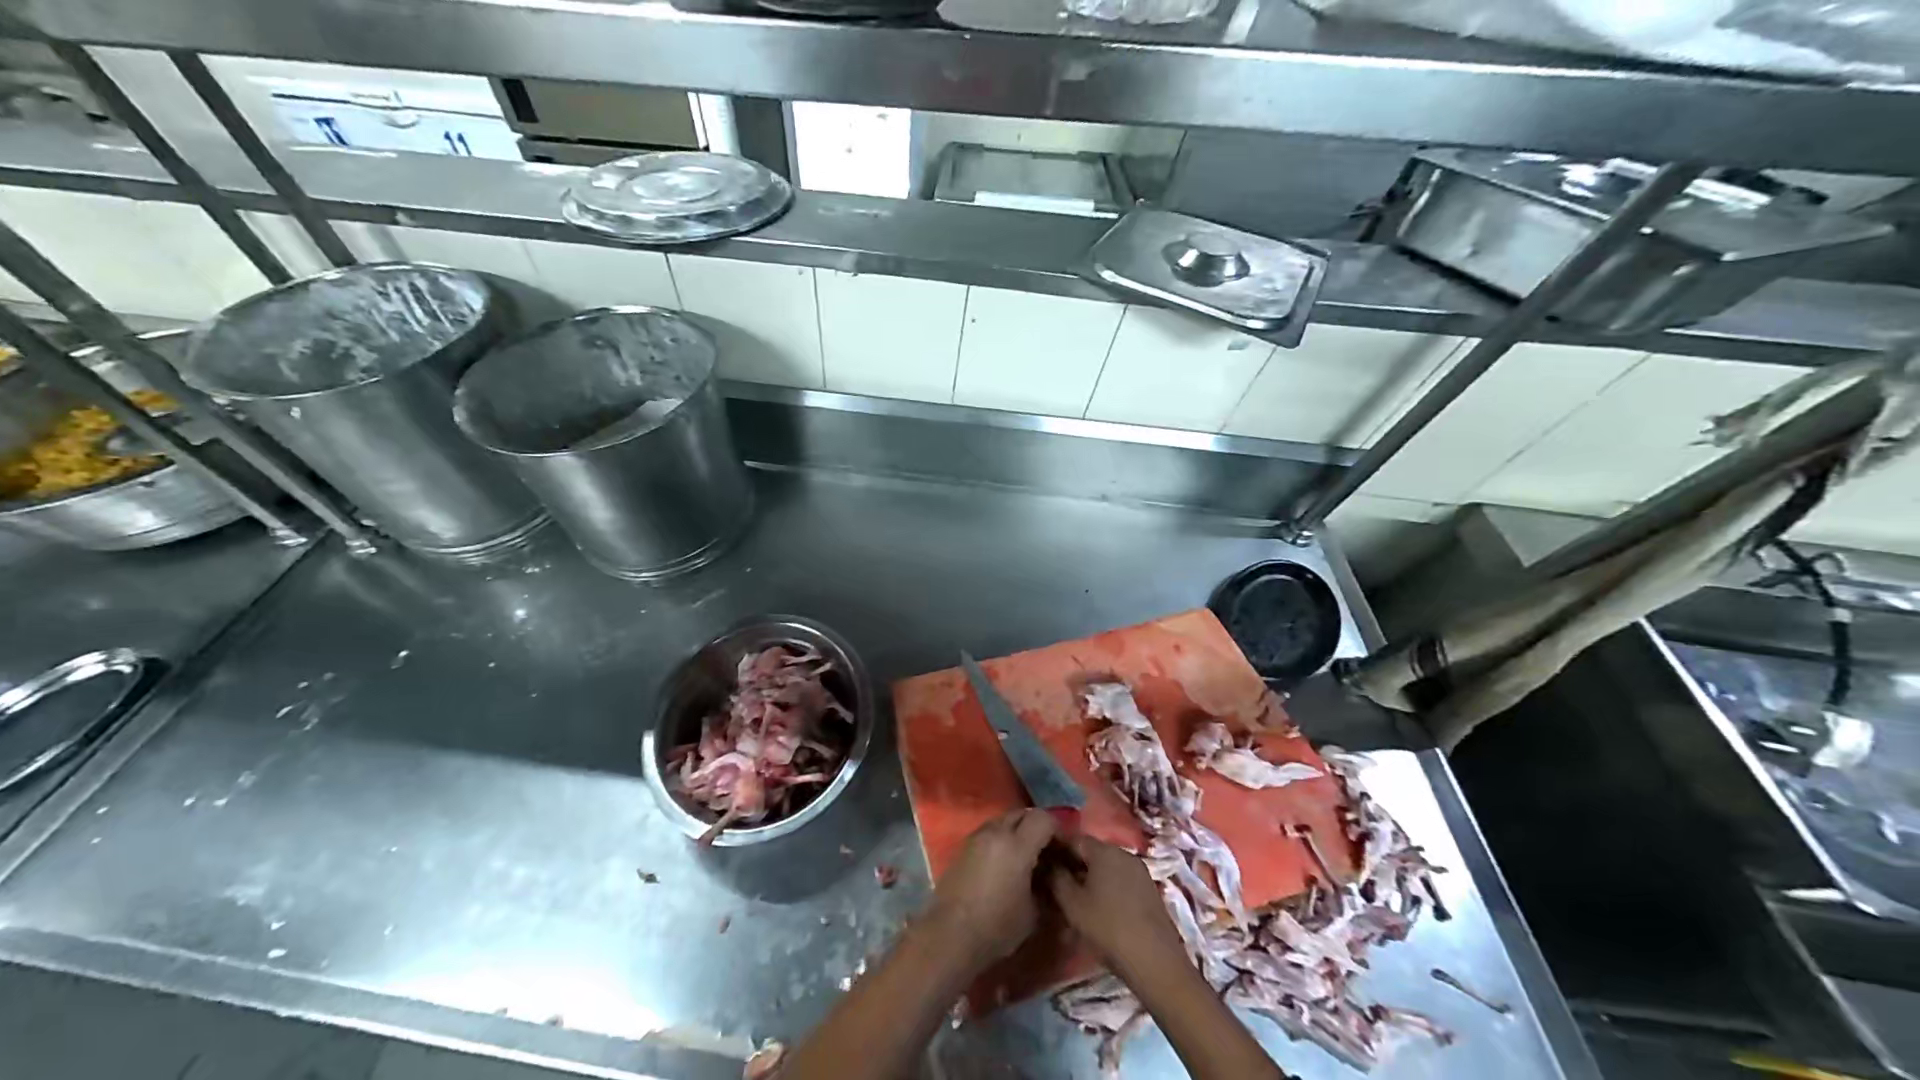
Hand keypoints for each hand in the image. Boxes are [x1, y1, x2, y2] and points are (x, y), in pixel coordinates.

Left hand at [925, 809, 1058, 962]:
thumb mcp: (1033, 913)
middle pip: (1022, 814)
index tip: (1063, 849)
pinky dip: (1000, 839)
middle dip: (1037, 826)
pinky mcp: (962, 847)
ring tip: (1024, 856)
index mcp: (1016, 845)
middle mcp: (995, 832)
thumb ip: (1047, 887)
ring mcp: (976, 837)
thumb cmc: (997, 927)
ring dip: (1017, 831)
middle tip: (1046, 850)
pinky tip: (1003, 863)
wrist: (950, 935)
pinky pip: (988, 832)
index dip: (1058, 829)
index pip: (1043, 818)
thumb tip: (1052, 877)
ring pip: (1003, 820)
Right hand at [1045, 835, 1187, 974]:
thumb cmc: (1108, 927)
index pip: (1073, 839)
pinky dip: (1107, 887)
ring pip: (1107, 867)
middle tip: (1057, 884)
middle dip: (1074, 864)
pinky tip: (1100, 907)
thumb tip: (1048, 864)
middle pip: (1092, 852)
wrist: (1155, 961)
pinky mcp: (1149, 890)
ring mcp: (1140, 871)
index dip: (1056, 850)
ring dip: (1091, 877)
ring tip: (1077, 898)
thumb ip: (1056, 878)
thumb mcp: (1072, 904)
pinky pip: (1121, 879)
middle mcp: (1124, 853)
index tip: (1043, 865)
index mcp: (1104, 850)